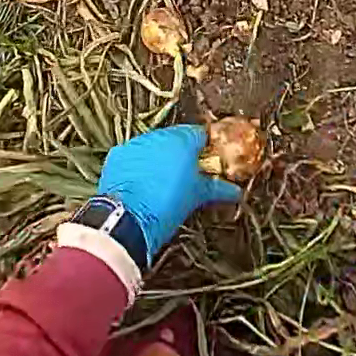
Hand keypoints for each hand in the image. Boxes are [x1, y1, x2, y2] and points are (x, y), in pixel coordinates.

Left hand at [96, 125, 243, 257]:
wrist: (126, 221)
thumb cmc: (166, 206)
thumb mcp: (196, 196)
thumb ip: (217, 188)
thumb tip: (236, 191)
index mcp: (183, 141)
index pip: (201, 134)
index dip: (206, 147)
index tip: (207, 161)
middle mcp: (160, 136)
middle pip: (177, 138)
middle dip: (183, 152)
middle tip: (188, 173)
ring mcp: (137, 143)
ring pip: (155, 144)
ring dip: (161, 156)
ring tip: (164, 180)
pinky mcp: (119, 154)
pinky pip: (135, 154)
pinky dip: (140, 164)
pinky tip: (143, 182)